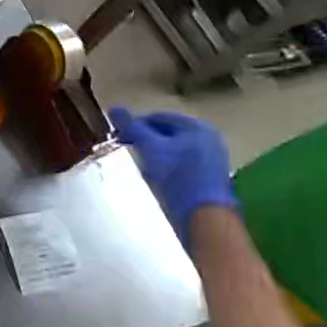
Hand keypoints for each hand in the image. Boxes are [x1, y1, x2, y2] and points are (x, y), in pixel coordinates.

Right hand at [110, 108, 236, 241]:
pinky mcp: (210, 180)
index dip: (136, 124)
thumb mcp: (150, 149)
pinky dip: (167, 168)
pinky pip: (183, 166)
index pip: (160, 117)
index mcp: (198, 127)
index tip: (119, 135)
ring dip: (156, 155)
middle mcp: (210, 140)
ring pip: (175, 151)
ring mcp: (212, 161)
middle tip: (128, 149)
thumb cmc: (177, 178)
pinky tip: (156, 179)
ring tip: (140, 165)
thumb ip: (133, 128)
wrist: (204, 219)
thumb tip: (114, 108)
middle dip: (147, 140)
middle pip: (169, 133)